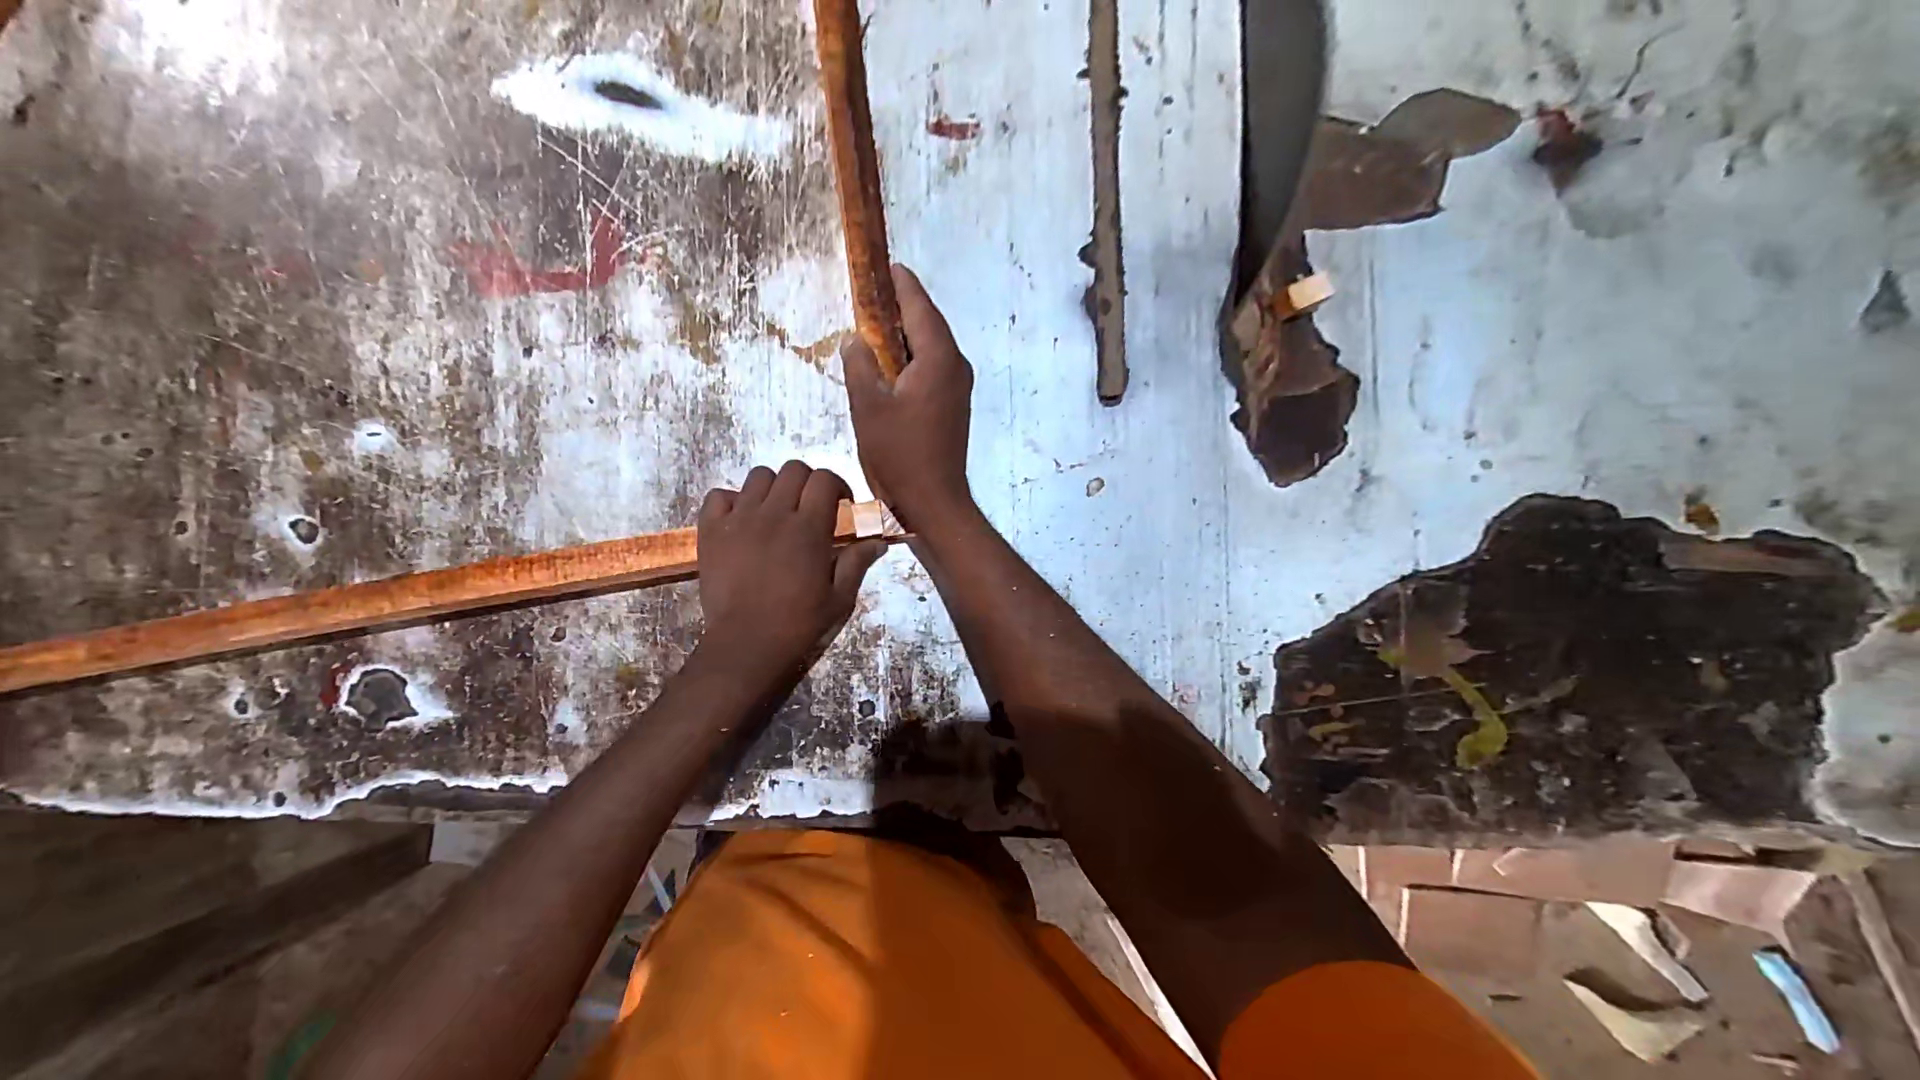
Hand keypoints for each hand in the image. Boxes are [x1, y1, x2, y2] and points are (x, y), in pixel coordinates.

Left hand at [695, 461, 885, 674]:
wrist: (746, 643)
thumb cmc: (798, 623)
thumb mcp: (839, 598)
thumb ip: (857, 563)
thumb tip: (878, 542)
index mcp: (808, 528)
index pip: (824, 479)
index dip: (836, 485)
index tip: (840, 504)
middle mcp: (773, 514)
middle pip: (793, 470)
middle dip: (808, 482)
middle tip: (810, 507)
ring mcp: (739, 519)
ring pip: (758, 476)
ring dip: (773, 487)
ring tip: (777, 511)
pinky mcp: (711, 531)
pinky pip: (719, 495)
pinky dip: (733, 500)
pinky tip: (743, 520)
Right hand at [842, 265, 975, 530]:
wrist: (934, 499)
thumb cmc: (900, 454)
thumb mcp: (868, 406)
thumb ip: (859, 365)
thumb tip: (855, 340)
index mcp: (938, 359)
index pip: (920, 307)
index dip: (902, 284)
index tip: (887, 265)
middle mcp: (955, 366)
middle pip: (929, 324)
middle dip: (903, 305)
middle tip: (875, 291)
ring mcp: (959, 387)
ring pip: (932, 346)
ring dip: (906, 332)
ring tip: (877, 321)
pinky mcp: (954, 404)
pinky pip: (933, 366)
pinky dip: (912, 355)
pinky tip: (891, 361)